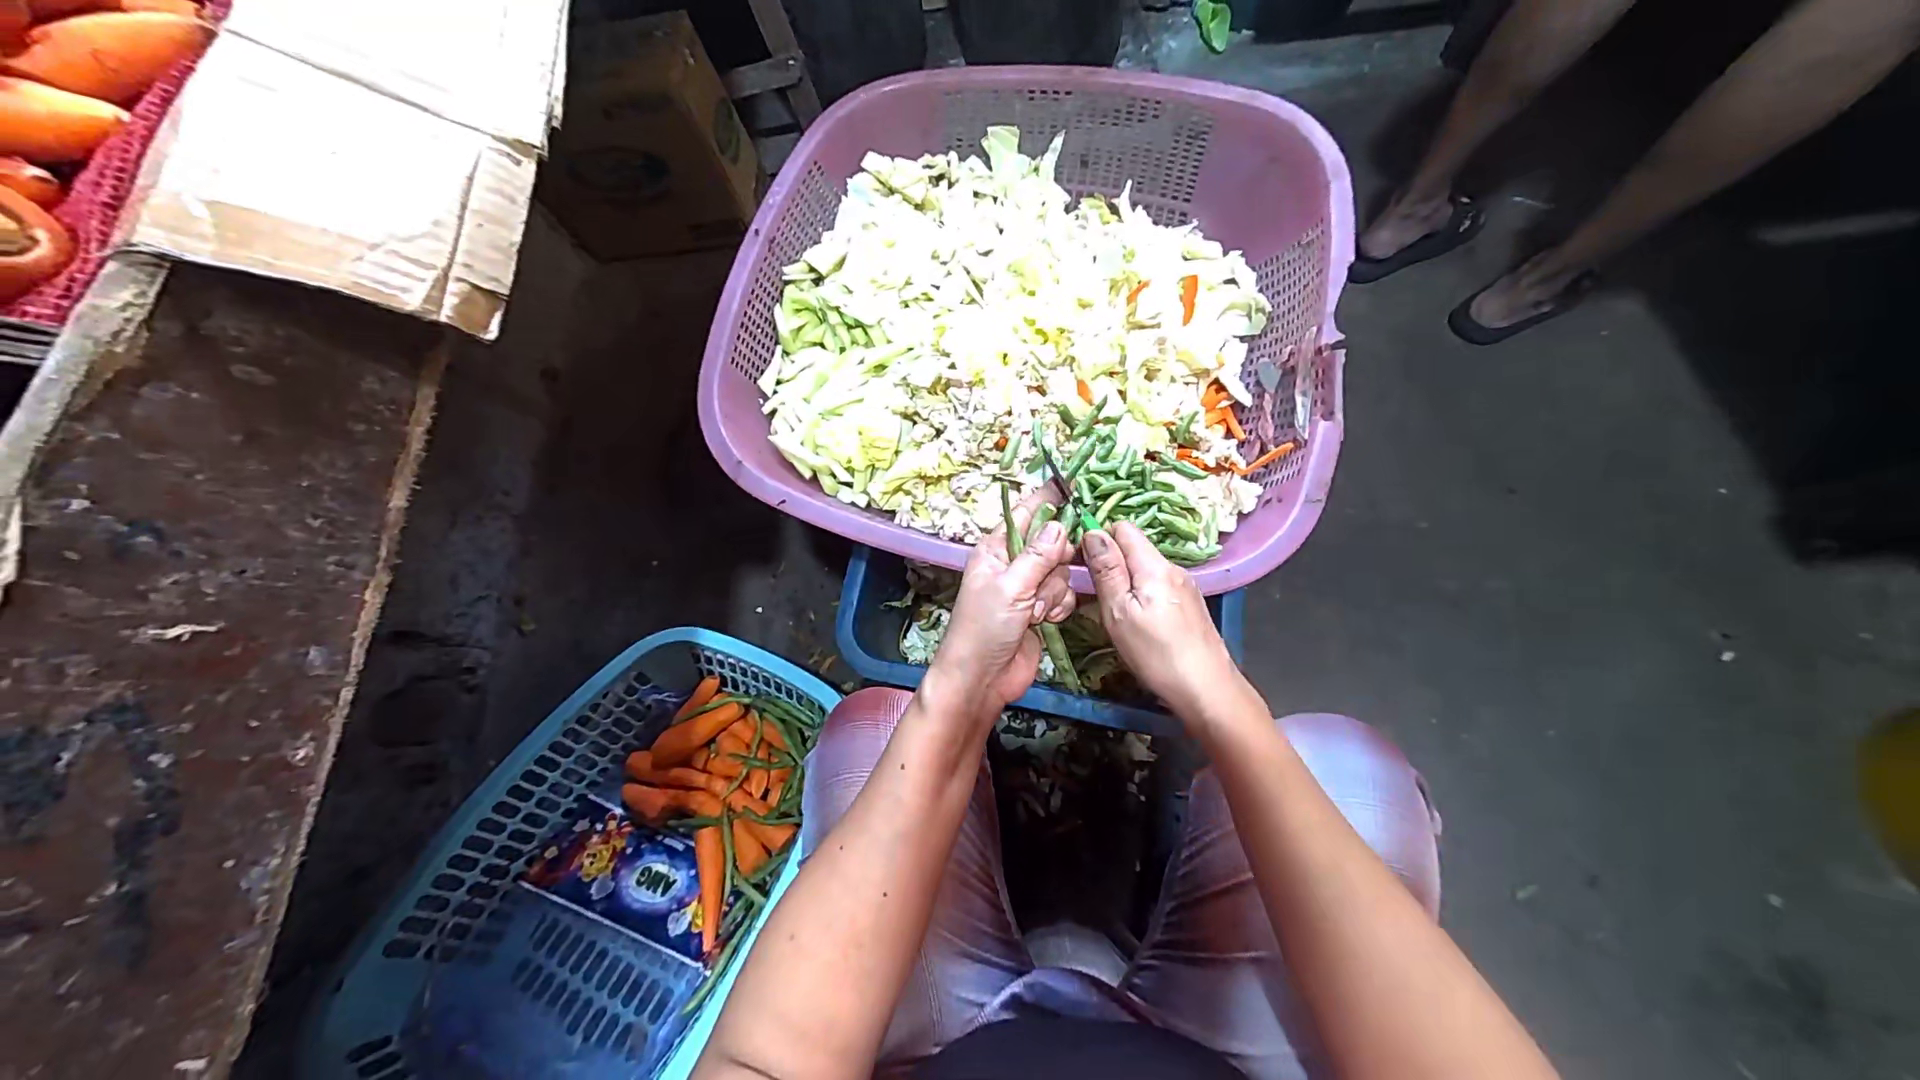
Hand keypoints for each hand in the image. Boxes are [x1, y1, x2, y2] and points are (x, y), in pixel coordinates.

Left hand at [923, 498, 1076, 723]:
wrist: (982, 679)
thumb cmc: (984, 629)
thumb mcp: (1010, 587)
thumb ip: (1038, 555)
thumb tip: (1059, 525)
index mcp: (995, 549)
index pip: (1025, 513)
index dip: (1048, 500)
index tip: (1072, 486)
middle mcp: (1012, 563)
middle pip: (1052, 542)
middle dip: (1055, 561)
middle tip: (1044, 579)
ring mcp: (1028, 587)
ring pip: (1061, 571)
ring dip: (1053, 591)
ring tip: (1034, 612)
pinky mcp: (1042, 608)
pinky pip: (1064, 593)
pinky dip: (1059, 606)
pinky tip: (1046, 621)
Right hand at [1081, 522, 1252, 729]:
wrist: (1207, 690)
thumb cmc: (1156, 653)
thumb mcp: (1119, 611)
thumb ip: (1106, 570)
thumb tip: (1092, 532)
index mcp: (1154, 565)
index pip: (1122, 528)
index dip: (1098, 538)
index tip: (1081, 563)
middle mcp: (1172, 568)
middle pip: (1134, 548)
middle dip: (1110, 562)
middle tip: (1092, 592)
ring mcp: (1184, 586)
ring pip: (1144, 569)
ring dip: (1124, 580)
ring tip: (1112, 610)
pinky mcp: (1188, 605)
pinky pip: (1156, 586)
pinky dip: (1141, 594)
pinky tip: (1137, 621)